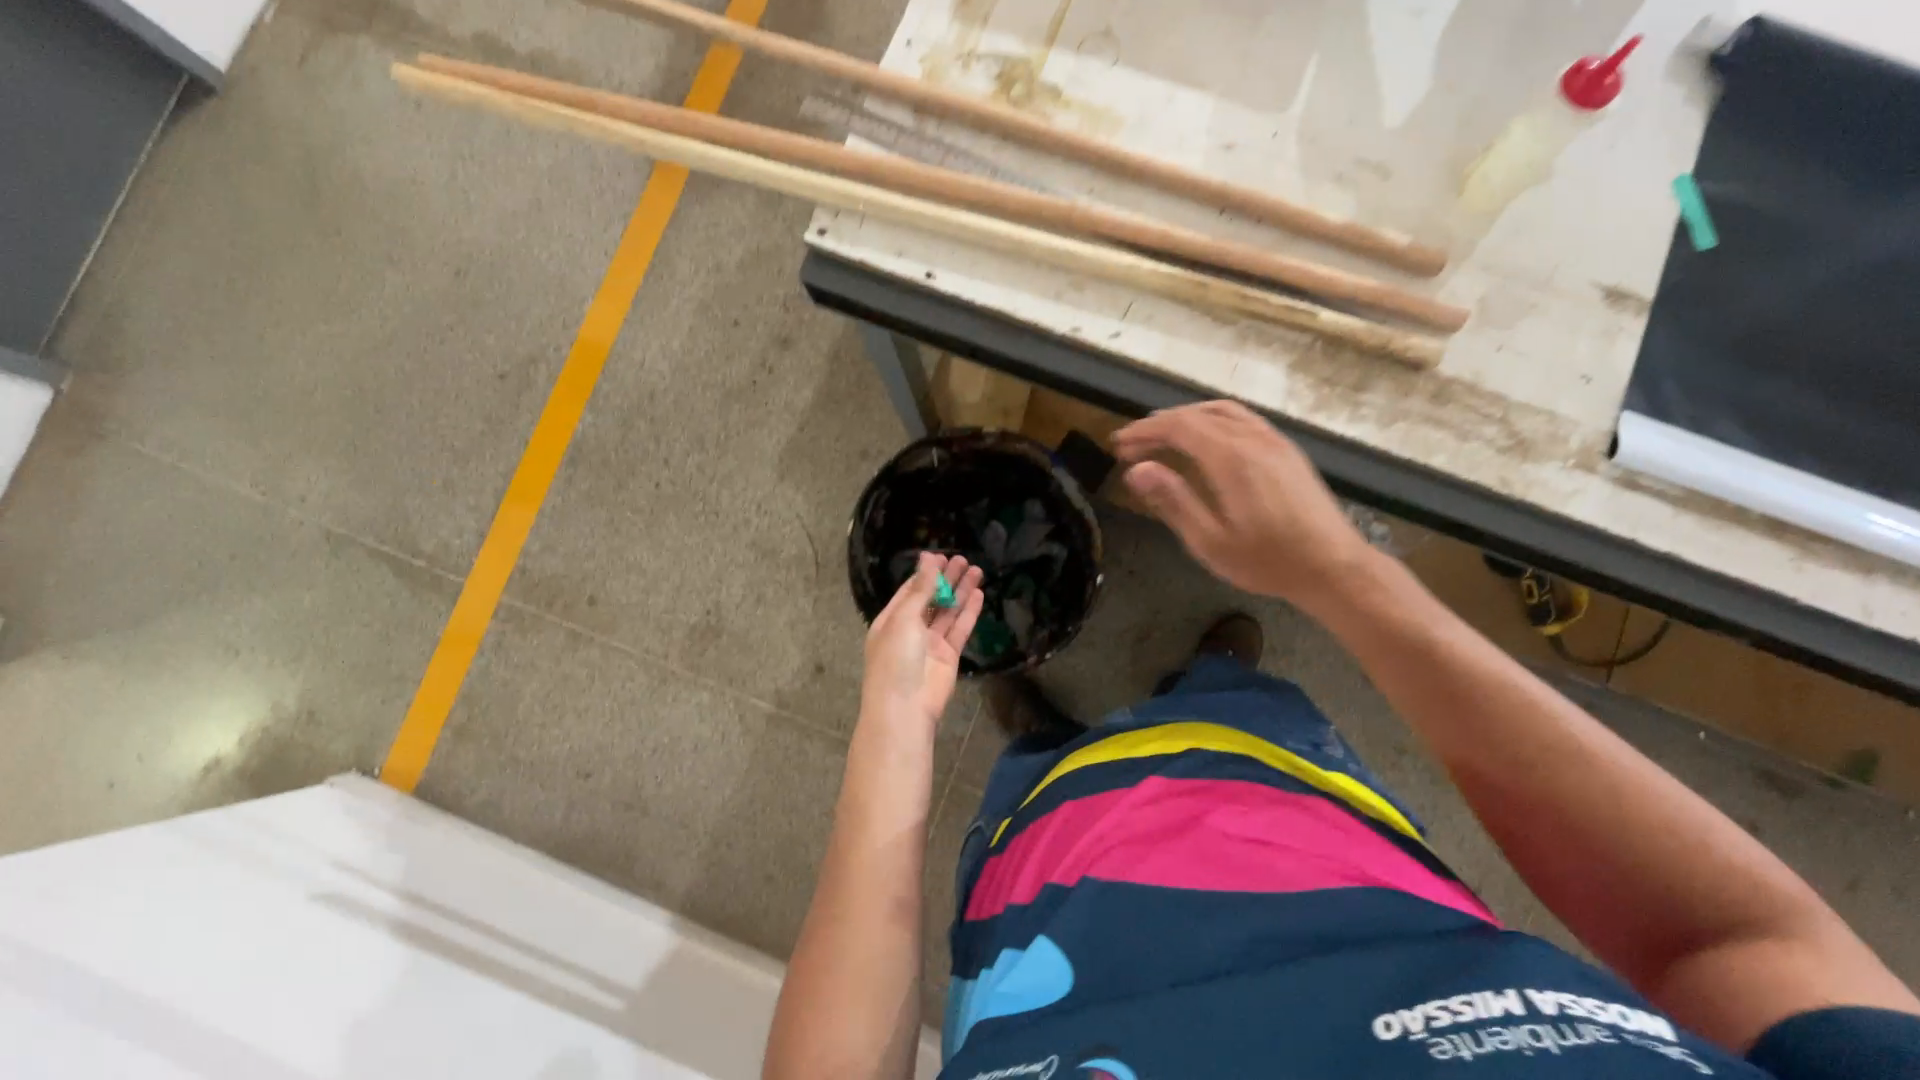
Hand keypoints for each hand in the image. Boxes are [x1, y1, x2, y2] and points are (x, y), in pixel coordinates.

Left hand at [861, 553, 985, 729]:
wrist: (905, 707)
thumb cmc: (896, 659)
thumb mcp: (904, 618)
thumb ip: (920, 589)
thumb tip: (928, 559)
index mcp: (891, 620)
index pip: (910, 590)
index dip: (925, 573)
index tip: (941, 555)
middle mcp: (910, 629)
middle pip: (931, 598)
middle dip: (946, 579)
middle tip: (963, 559)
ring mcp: (930, 643)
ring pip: (948, 612)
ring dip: (961, 591)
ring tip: (976, 570)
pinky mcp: (948, 655)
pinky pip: (960, 629)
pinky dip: (969, 612)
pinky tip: (978, 594)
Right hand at [1113, 401, 1374, 610]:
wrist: (1333, 568)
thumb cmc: (1268, 561)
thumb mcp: (1211, 541)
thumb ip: (1173, 500)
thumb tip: (1137, 469)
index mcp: (1231, 458)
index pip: (1179, 427)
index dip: (1145, 431)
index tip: (1118, 443)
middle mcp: (1254, 439)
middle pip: (1198, 415)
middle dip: (1160, 425)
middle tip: (1132, 444)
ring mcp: (1274, 441)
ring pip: (1223, 412)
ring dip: (1187, 418)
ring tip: (1163, 436)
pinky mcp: (1287, 451)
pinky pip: (1243, 420)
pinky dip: (1213, 420)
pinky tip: (1206, 441)